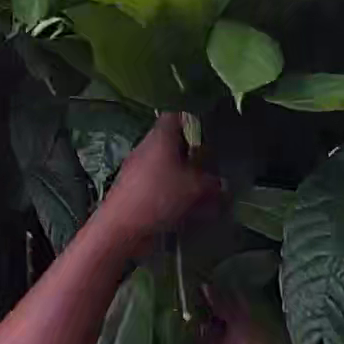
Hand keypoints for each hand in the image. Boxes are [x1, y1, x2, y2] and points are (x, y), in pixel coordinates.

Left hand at [96, 113, 216, 246]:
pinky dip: (175, 192)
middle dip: (194, 151)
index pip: (176, 114)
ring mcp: (139, 169)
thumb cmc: (158, 196)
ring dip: (186, 175)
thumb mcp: (194, 187)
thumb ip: (212, 183)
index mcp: (160, 136)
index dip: (194, 115)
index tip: (212, 124)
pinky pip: (161, 184)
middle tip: (215, 161)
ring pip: (168, 165)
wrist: (120, 229)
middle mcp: (148, 147)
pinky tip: (190, 208)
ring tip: (206, 189)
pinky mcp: (136, 190)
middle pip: (174, 141)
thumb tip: (223, 183)